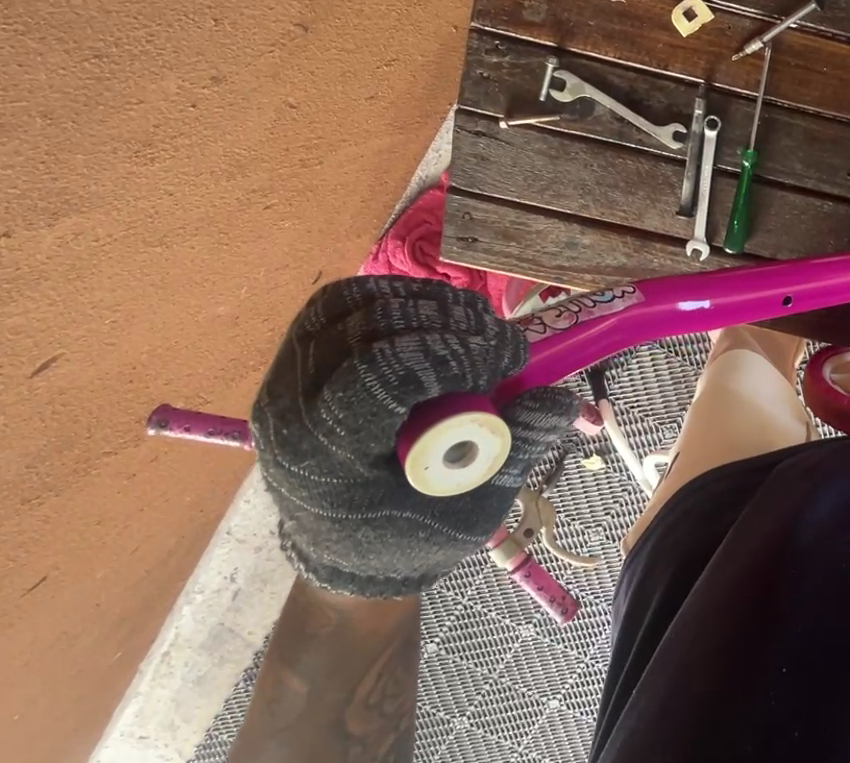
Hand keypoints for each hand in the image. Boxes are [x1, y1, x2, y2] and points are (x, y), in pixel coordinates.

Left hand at [250, 276, 578, 597]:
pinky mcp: (298, 362)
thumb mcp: (474, 506)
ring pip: (353, 302)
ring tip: (474, 331)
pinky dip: (401, 300)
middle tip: (500, 346)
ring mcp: (286, 379)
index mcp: (331, 456)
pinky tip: (440, 325)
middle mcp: (293, 409)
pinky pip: (344, 305)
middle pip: (370, 323)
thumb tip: (562, 398)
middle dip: (451, 322)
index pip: (383, 369)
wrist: (349, 550)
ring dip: (426, 304)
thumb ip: (518, 447)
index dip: (456, 352)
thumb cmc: (412, 535)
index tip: (510, 363)